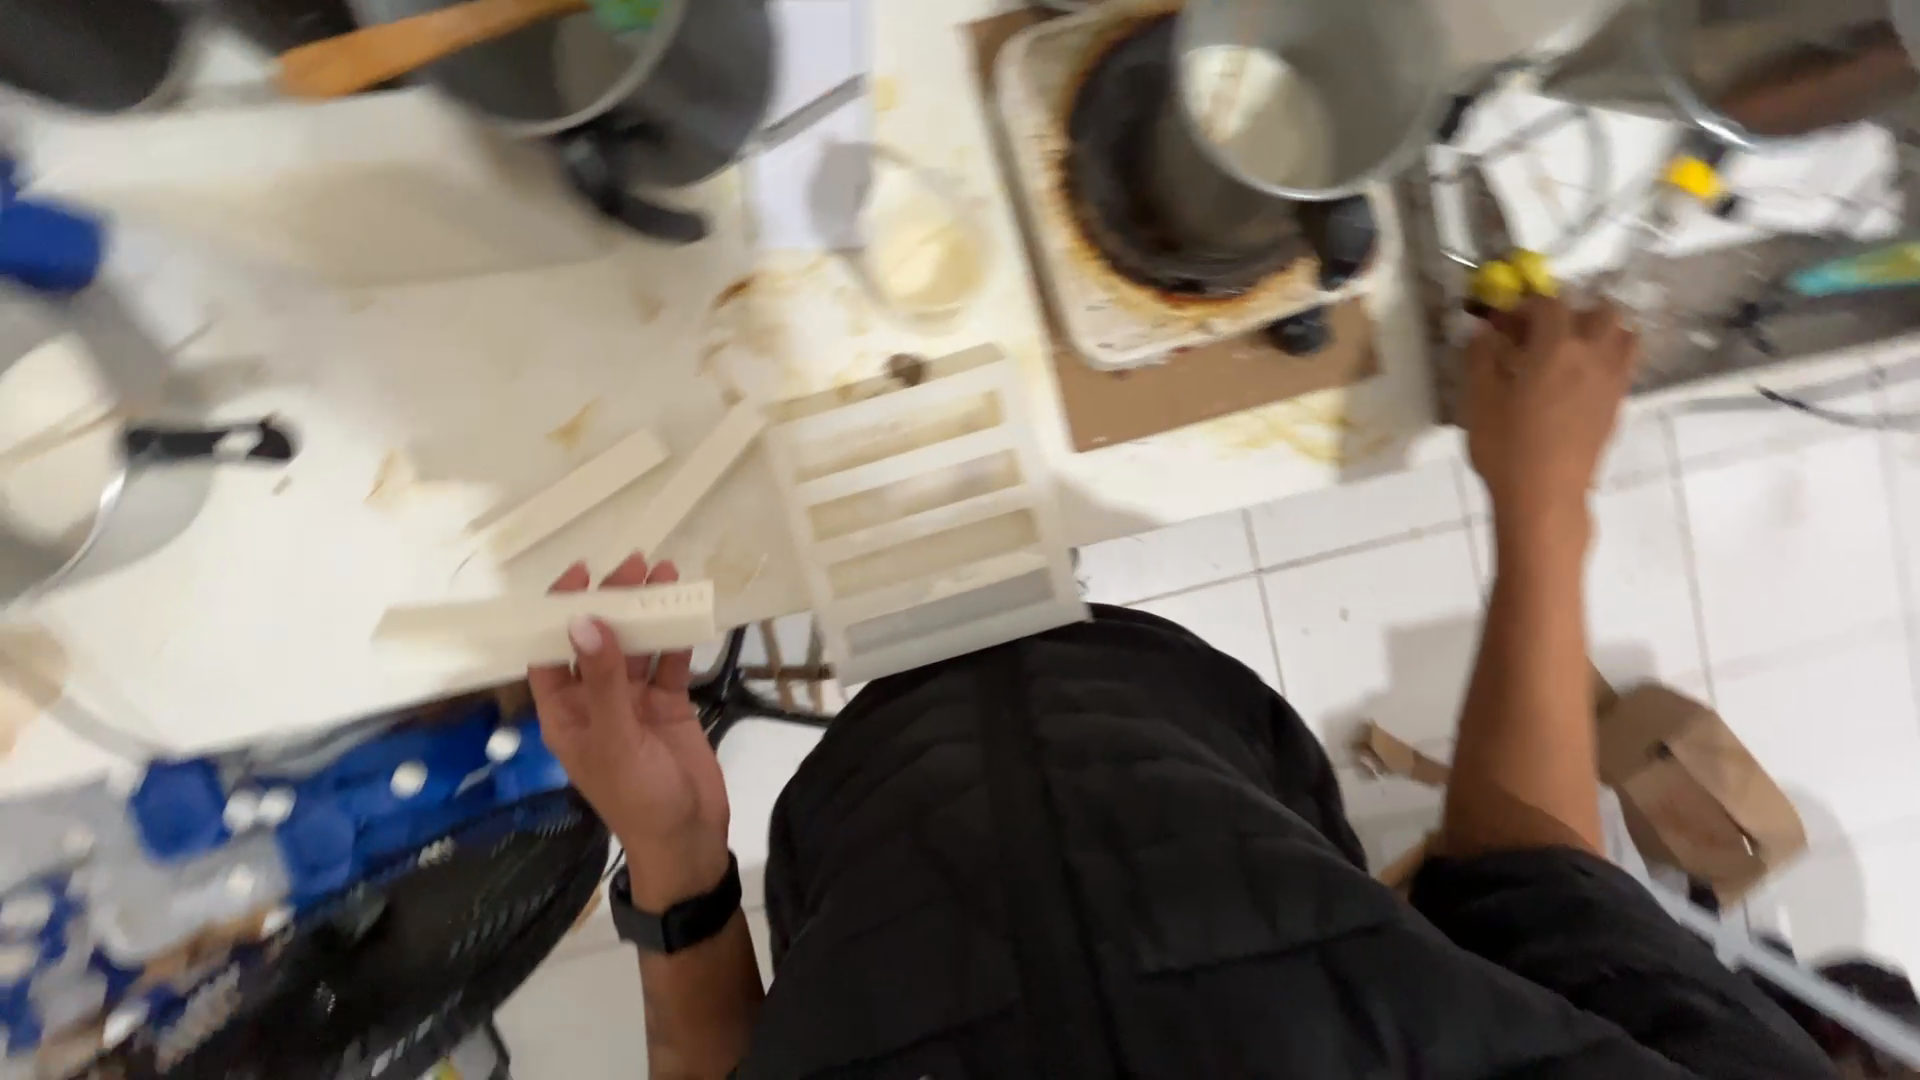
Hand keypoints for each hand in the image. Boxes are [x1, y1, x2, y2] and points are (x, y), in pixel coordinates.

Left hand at [529, 553, 729, 910]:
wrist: (689, 834)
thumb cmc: (639, 795)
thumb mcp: (614, 739)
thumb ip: (603, 679)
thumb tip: (583, 623)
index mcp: (565, 712)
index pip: (551, 652)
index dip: (560, 612)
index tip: (581, 574)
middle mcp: (596, 700)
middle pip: (599, 640)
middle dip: (613, 602)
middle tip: (635, 563)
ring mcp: (634, 701)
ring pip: (637, 646)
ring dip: (649, 613)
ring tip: (665, 573)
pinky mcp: (669, 703)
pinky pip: (669, 662)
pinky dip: (677, 637)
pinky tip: (686, 611)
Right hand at [1464, 296, 1638, 541]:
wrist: (1544, 493)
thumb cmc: (1504, 446)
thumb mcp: (1477, 401)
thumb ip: (1480, 359)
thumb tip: (1482, 330)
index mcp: (1555, 349)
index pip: (1549, 306)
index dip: (1524, 305)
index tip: (1503, 320)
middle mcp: (1593, 355)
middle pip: (1599, 311)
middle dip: (1569, 312)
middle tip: (1539, 332)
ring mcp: (1613, 378)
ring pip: (1623, 333)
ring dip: (1598, 329)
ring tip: (1569, 347)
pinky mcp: (1618, 401)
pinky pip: (1624, 361)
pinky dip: (1607, 355)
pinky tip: (1579, 375)